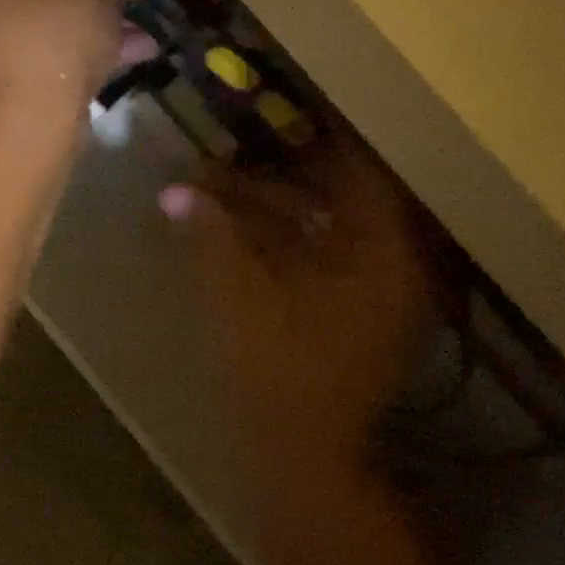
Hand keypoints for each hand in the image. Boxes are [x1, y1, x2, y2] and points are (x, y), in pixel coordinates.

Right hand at [160, 141, 434, 473]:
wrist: (299, 451)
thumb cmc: (277, 366)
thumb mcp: (237, 293)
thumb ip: (210, 235)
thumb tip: (176, 190)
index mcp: (379, 255)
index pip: (358, 175)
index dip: (317, 140)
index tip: (275, 113)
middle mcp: (388, 268)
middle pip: (334, 201)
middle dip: (275, 178)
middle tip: (222, 158)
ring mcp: (368, 296)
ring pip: (319, 232)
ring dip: (269, 211)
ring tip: (212, 194)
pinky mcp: (343, 316)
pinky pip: (313, 259)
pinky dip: (275, 241)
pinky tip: (229, 234)